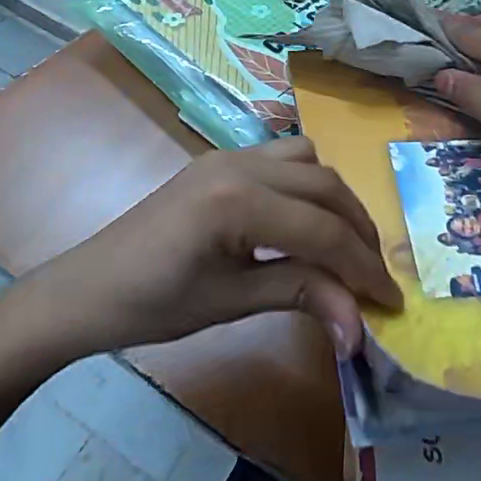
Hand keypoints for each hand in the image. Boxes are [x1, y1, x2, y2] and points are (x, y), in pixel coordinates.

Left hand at [25, 137, 402, 358]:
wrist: (88, 288)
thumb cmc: (152, 303)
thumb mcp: (231, 301)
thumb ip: (300, 293)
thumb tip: (360, 324)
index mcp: (238, 199)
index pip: (323, 230)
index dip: (363, 269)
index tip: (392, 307)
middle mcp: (238, 163)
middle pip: (324, 186)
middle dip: (358, 232)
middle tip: (374, 280)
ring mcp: (225, 156)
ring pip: (307, 162)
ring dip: (335, 201)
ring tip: (345, 248)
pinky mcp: (216, 163)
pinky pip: (279, 160)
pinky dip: (306, 186)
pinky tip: (304, 221)